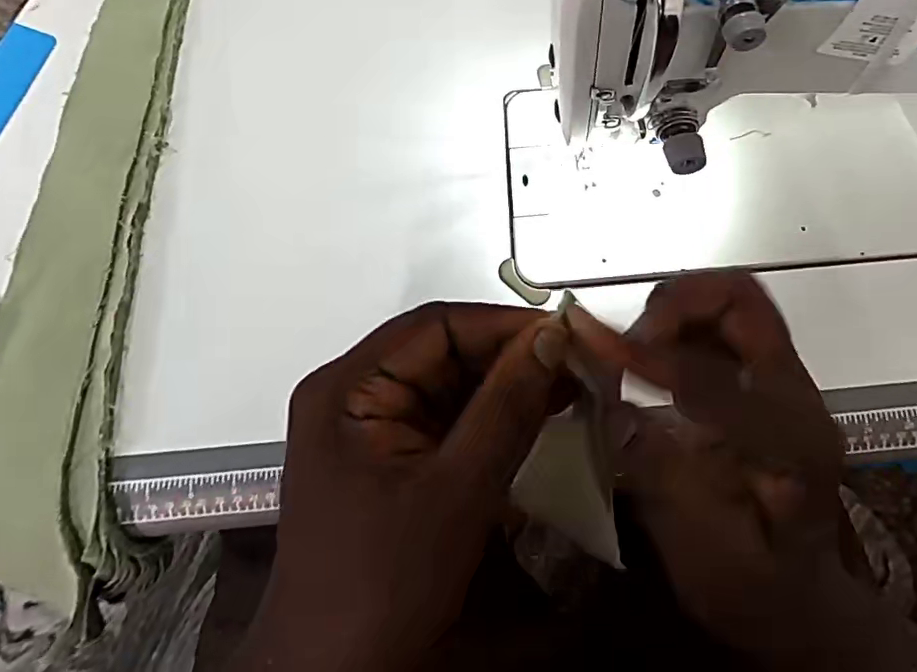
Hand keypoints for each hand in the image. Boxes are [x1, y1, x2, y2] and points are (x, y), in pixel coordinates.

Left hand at [230, 303, 569, 671]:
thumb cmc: (374, 593)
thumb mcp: (453, 493)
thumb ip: (505, 411)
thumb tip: (546, 344)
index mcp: (348, 389)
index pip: (434, 326)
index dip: (501, 324)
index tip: (557, 331)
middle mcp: (354, 397)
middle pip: (443, 351)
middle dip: (509, 355)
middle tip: (569, 360)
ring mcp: (374, 427)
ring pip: (452, 383)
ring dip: (507, 384)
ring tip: (564, 384)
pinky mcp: (394, 456)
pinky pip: (450, 417)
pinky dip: (494, 416)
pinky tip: (535, 415)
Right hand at [575, 273, 916, 669]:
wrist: (799, 597)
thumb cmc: (758, 587)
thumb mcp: (708, 557)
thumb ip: (664, 482)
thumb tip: (616, 412)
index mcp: (793, 442)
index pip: (717, 374)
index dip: (647, 356)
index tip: (590, 343)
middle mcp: (794, 393)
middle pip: (742, 301)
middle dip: (672, 304)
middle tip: (621, 340)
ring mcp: (779, 376)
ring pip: (726, 300)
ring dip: (669, 310)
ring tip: (626, 348)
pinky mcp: (758, 371)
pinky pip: (714, 317)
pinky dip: (672, 320)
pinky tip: (643, 353)